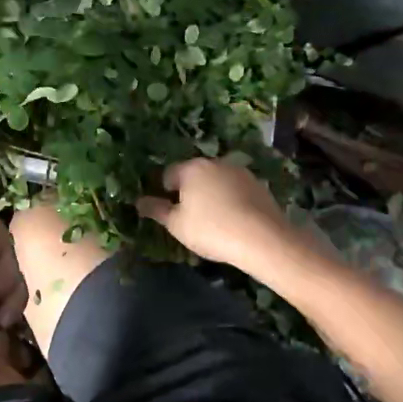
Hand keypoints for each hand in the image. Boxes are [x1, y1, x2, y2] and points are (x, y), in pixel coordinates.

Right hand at [136, 157, 292, 265]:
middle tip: (189, 217)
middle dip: (188, 191)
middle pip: (193, 175)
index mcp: (191, 168)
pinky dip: (230, 200)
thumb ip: (156, 210)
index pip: (168, 174)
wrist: (263, 239)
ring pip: (216, 181)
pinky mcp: (258, 184)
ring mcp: (239, 172)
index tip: (168, 211)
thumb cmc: (211, 229)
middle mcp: (215, 163)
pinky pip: (235, 189)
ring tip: (213, 220)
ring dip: (210, 194)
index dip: (164, 192)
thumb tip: (139, 201)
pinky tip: (233, 221)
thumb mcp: (176, 224)